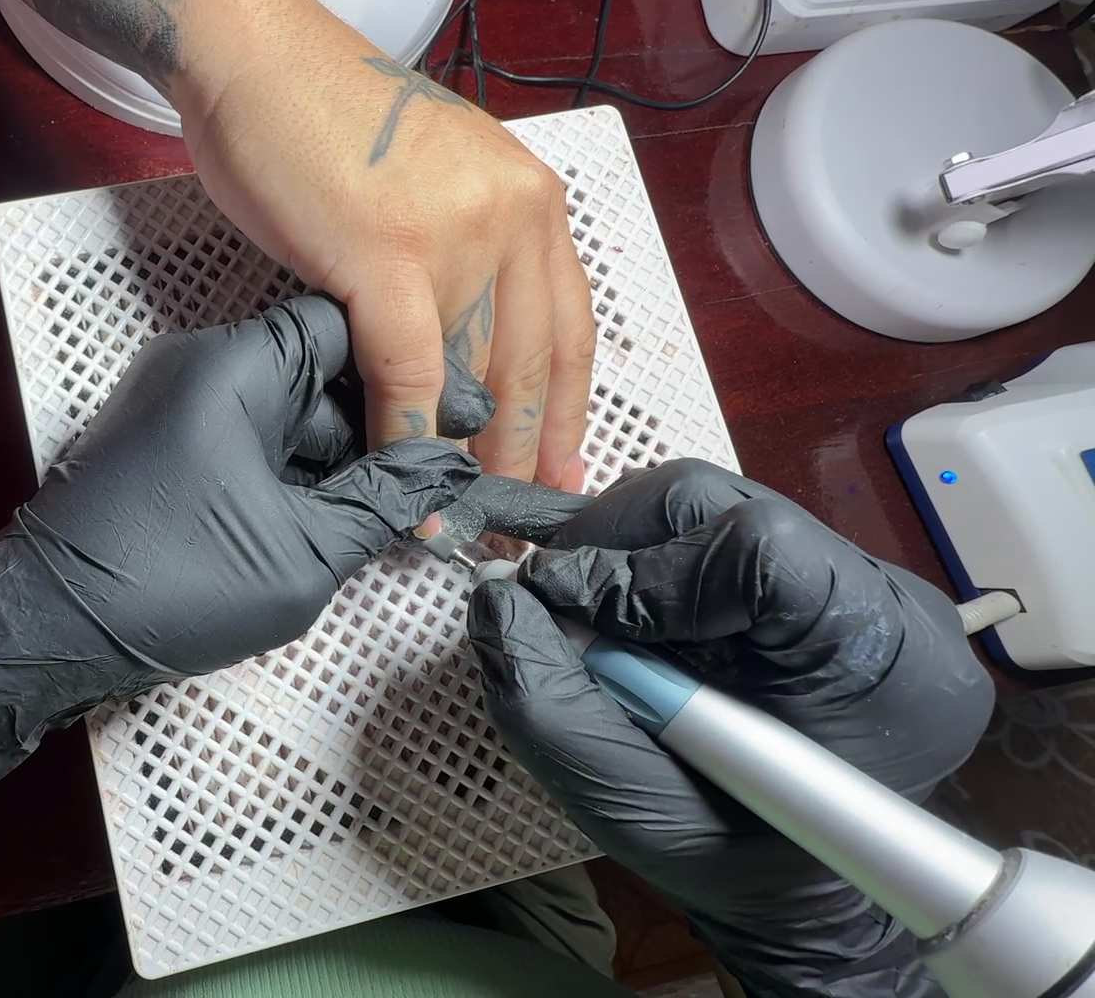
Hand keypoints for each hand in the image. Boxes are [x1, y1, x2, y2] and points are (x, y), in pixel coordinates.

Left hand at [0, 297, 493, 827]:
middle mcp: (200, 364)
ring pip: (282, 409)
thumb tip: (446, 470)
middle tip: (438, 475)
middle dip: (377, 424)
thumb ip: (384, 502)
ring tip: (398, 504)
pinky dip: (291, 467)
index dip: (408, 370)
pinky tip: (335, 511)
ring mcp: (176, 401)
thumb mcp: (302, 552)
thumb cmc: (175, 582)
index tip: (460, 418)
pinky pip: (246, 436)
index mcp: (234, 366)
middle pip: (316, 371)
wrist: (51, 624)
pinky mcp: (164, 439)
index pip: (344, 327)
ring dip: (336, 454)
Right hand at [175, 3, 593, 485]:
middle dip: (524, 459)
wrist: (256, 61)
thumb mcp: (415, 193)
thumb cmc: (321, 123)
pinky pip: (409, 369)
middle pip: (532, 367)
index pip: (565, 333)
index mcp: (526, 202)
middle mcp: (511, 217)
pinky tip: (405, 478)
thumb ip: (445, 267)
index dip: (565, 418)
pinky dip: (406, 432)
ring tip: (459, 518)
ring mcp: (454, 235)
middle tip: (514, 525)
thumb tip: (436, 356)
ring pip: (476, 377)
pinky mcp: (387, 255)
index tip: (556, 476)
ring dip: (467, 460)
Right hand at [465, 460, 994, 996]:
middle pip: (708, 501)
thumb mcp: (621, 797)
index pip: (754, 548)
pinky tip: (597, 593)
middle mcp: (871, 594)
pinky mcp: (781, 566)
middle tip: (553, 597)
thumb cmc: (723, 853)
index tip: (567, 611)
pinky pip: (684, 522)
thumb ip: (546, 699)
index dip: (639, 571)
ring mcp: (828, 571)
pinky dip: (620, 550)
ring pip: (687, 501)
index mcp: (876, 659)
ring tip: (581, 607)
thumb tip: (494, 597)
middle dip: (603, 541)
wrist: (781, 869)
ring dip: (607, 546)